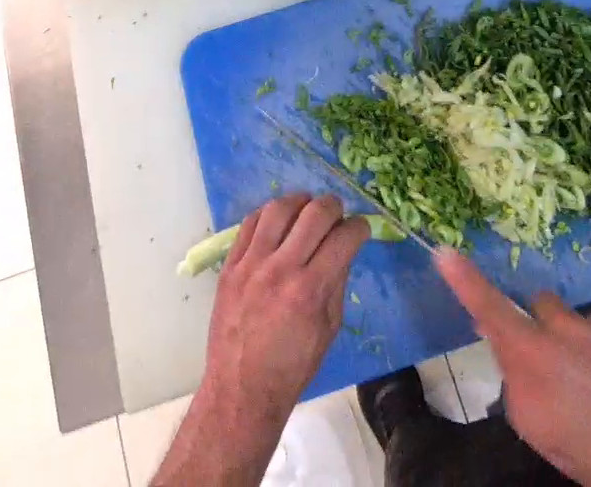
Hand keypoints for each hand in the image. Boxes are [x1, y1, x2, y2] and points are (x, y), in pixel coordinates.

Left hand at [202, 193, 369, 426]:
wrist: (241, 389)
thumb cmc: (293, 366)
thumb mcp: (330, 328)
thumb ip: (337, 282)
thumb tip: (343, 249)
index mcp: (311, 289)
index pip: (345, 237)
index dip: (360, 227)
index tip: (361, 230)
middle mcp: (281, 269)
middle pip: (315, 213)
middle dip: (335, 207)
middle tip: (338, 215)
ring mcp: (251, 265)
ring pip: (279, 209)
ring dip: (300, 202)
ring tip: (307, 210)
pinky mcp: (230, 266)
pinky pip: (249, 223)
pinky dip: (269, 214)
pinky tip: (279, 220)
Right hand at [435, 250, 590, 486]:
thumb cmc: (579, 447)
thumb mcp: (529, 419)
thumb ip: (515, 375)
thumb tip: (513, 352)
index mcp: (530, 352)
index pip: (489, 308)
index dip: (465, 280)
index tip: (445, 252)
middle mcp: (562, 327)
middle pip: (539, 305)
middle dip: (541, 324)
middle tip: (553, 360)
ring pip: (577, 318)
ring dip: (577, 338)